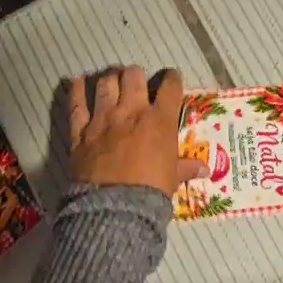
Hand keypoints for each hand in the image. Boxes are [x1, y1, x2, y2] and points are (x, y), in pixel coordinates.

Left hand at [67, 66, 207, 195]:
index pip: (170, 87)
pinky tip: (78, 81)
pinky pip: (77, 105)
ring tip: (112, 79)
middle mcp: (131, 112)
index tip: (171, 79)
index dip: (172, 79)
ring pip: (106, 85)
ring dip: (111, 78)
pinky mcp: (81, 131)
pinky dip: (77, 91)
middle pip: (134, 77)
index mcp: (160, 121)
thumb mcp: (173, 178)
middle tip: (137, 81)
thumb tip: (205, 169)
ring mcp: (104, 119)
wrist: (115, 207)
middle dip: (137, 75)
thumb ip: (186, 168)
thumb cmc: (151, 191)